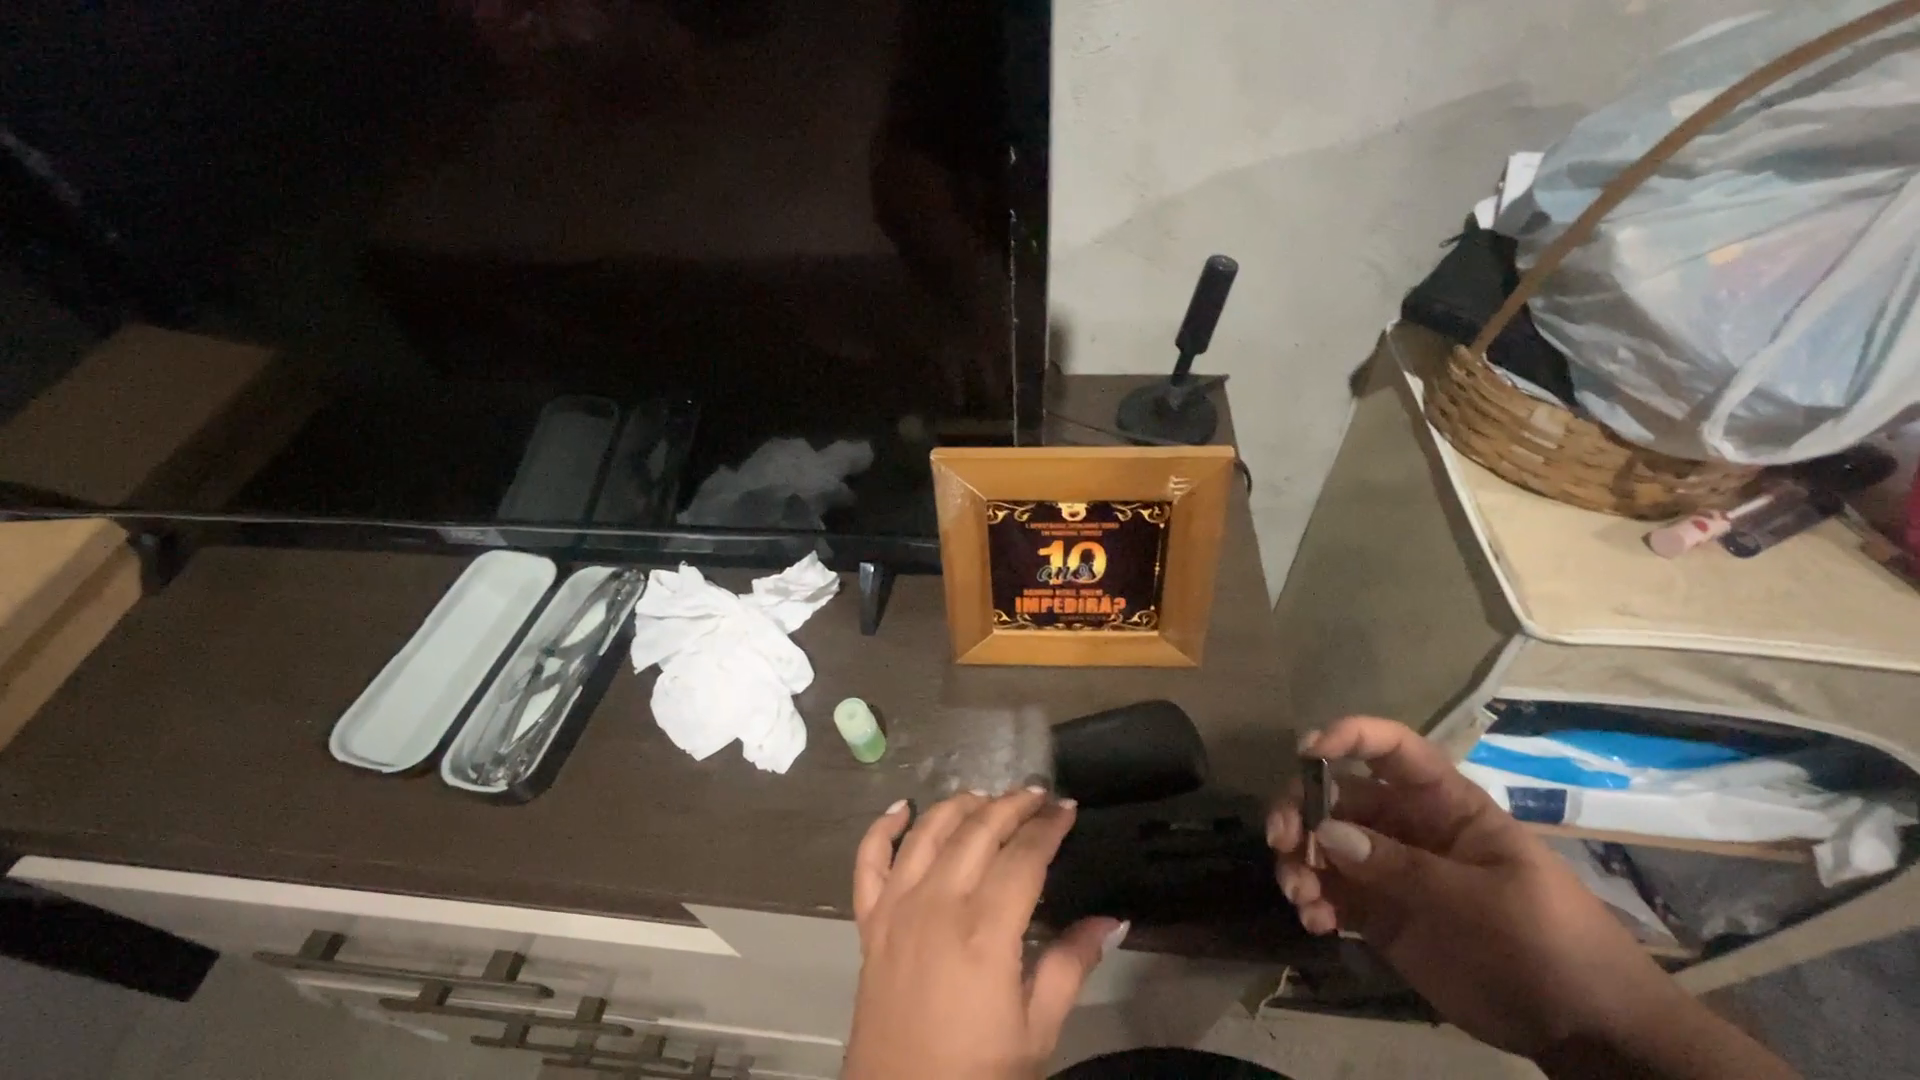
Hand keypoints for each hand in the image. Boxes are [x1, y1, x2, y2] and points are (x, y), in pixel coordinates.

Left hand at [845, 790, 1125, 1079]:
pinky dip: (882, 828)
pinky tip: (903, 809)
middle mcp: (937, 904)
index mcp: (985, 931)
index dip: (1049, 827)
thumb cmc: (977, 1072)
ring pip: (927, 833)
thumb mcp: (1037, 1029)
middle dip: (1011, 806)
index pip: (1023, 856)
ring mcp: (896, 909)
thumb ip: (1070, 965)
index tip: (1067, 808)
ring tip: (986, 797)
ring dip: (959, 807)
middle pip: (977, 832)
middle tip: (1036, 795)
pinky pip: (869, 861)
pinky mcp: (869, 923)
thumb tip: (1112, 919)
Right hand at [1267, 716, 1691, 1057]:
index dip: (1349, 736)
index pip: (1392, 750)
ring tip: (1300, 896)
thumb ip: (1402, 866)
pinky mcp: (1378, 914)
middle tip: (1279, 841)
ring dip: (1299, 861)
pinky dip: (1312, 901)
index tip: (1306, 749)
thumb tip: (1325, 832)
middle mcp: (1407, 827)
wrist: (1586, 1028)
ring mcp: (1390, 871)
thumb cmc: (1549, 943)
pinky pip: (1329, 892)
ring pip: (1323, 844)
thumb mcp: (1482, 900)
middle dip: (1299, 809)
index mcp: (1444, 805)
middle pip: (1337, 795)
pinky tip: (1315, 923)